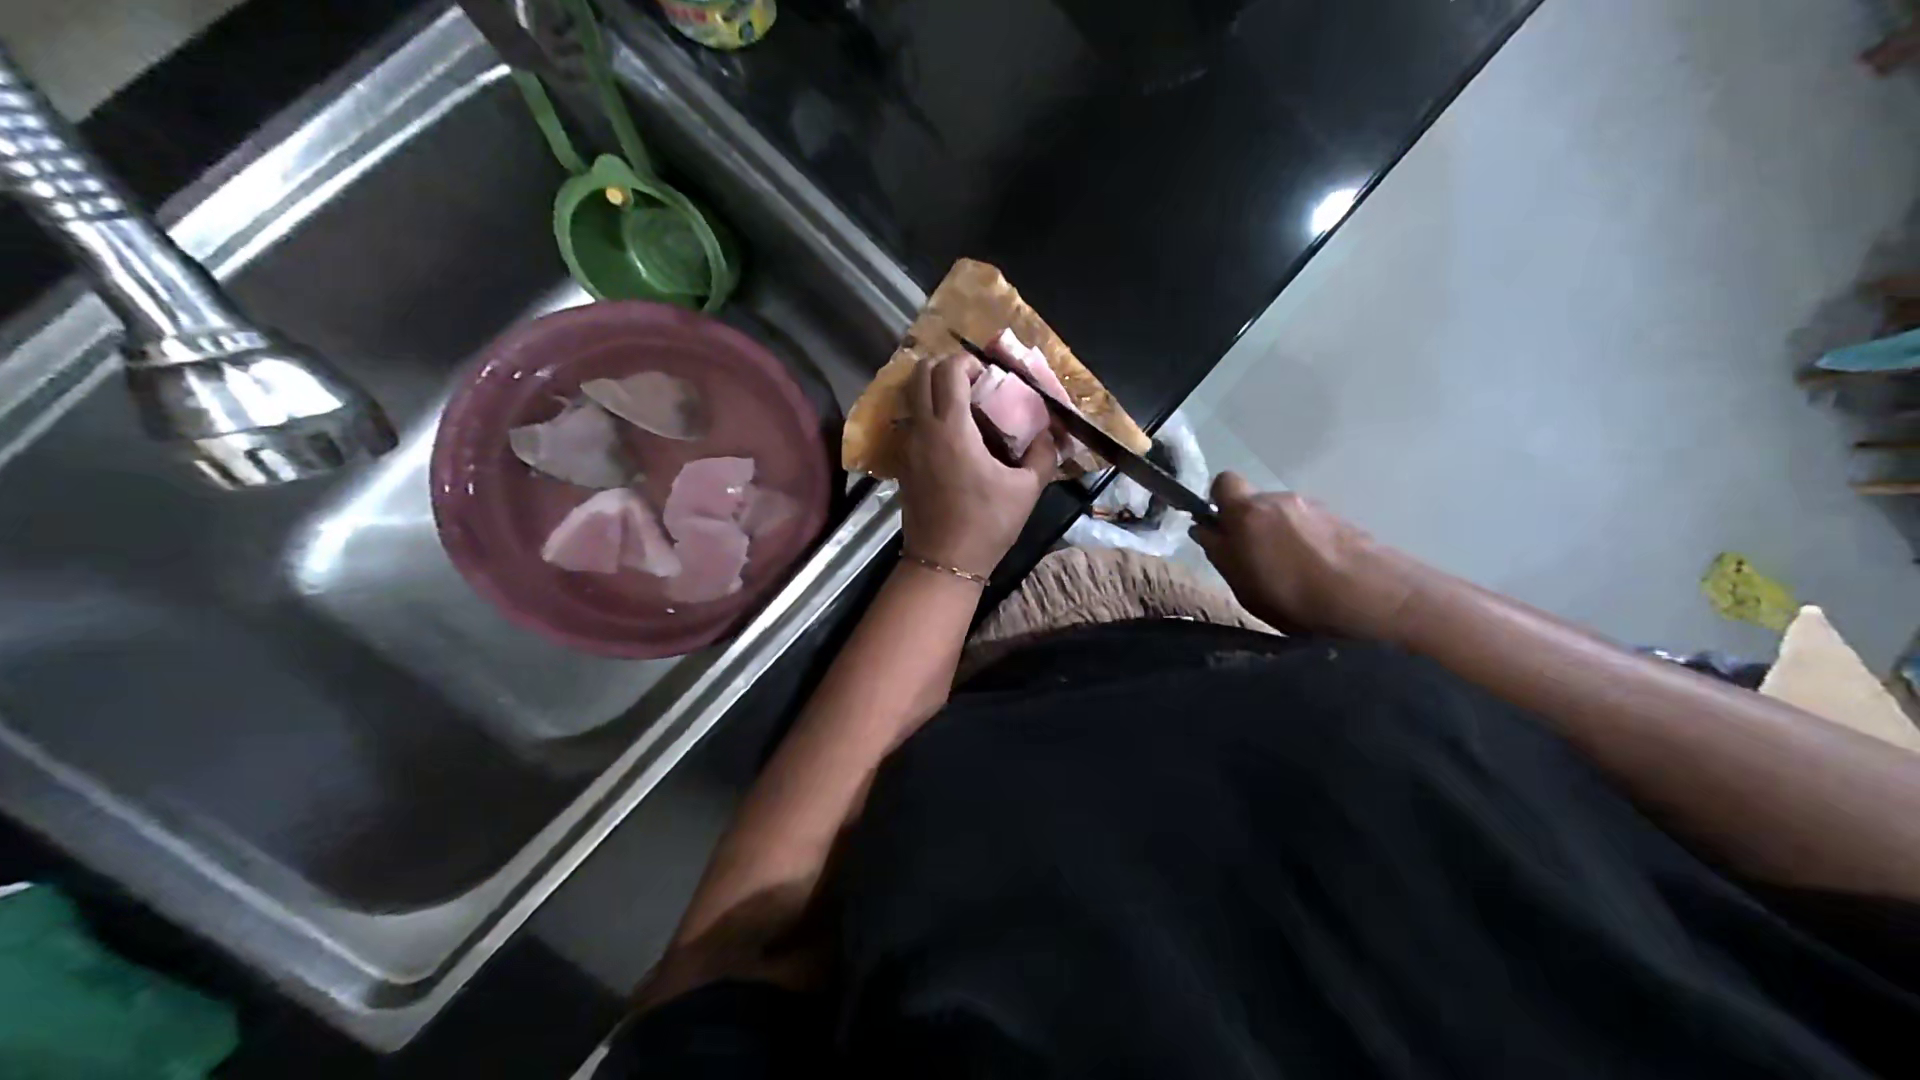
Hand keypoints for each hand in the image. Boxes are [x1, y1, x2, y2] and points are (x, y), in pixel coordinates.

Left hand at [897, 354, 1057, 577]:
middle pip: (919, 374)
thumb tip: (1049, 435)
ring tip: (960, 405)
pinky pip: (910, 423)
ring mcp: (907, 447)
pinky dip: (925, 414)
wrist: (943, 561)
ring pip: (910, 398)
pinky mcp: (902, 464)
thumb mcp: (1027, 490)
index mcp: (951, 429)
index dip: (967, 361)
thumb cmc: (986, 524)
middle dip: (944, 367)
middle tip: (971, 382)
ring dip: (932, 389)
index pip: (948, 371)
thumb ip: (1042, 455)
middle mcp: (923, 430)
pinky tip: (950, 435)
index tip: (987, 373)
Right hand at [1193, 472, 1425, 640]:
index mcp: (1247, 511)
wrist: (1372, 599)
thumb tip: (1205, 530)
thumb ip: (1220, 552)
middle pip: (1256, 502)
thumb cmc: (1292, 596)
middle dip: (1251, 524)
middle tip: (1255, 560)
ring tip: (1292, 573)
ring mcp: (1315, 507)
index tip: (1220, 530)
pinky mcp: (1343, 520)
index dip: (1218, 502)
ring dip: (1281, 536)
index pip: (1222, 483)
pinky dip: (1308, 543)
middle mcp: (1280, 499)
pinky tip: (1317, 573)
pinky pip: (1311, 527)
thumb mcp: (1241, 584)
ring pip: (1285, 516)